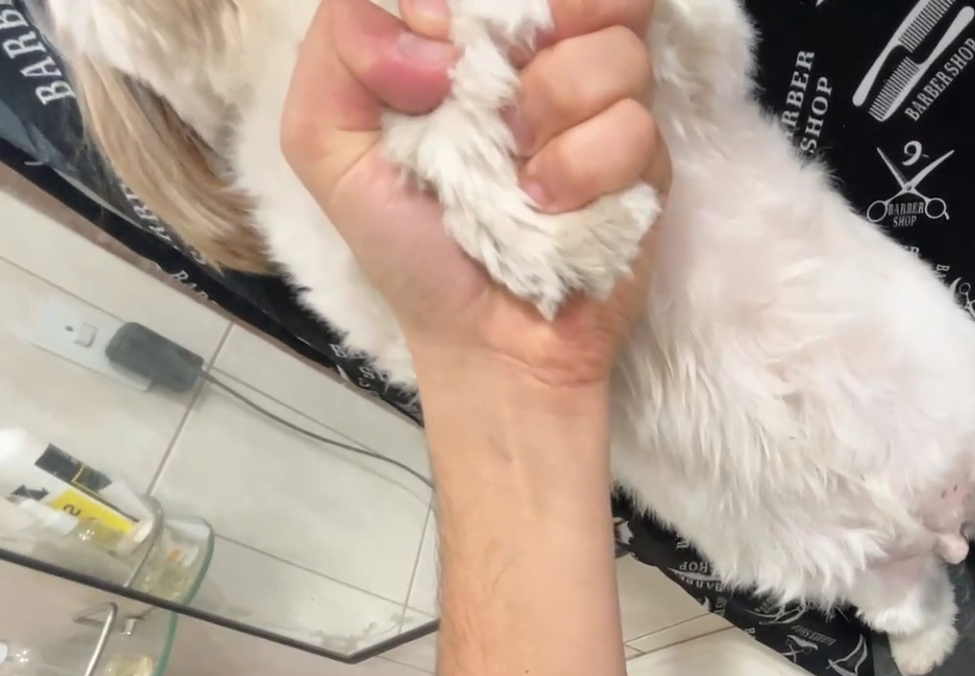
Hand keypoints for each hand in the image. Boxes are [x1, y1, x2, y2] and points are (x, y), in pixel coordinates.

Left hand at [278, 0, 669, 385]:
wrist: (489, 344)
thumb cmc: (410, 252)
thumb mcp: (327, 142)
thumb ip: (344, 47)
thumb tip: (441, 31)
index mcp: (477, 51)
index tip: (448, 41)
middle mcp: (548, 73)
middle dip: (558, 22)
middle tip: (510, 87)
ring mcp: (604, 125)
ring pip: (625, 58)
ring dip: (562, 110)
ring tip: (522, 177)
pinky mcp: (647, 179)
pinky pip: (641, 133)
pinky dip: (590, 169)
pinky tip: (555, 210)